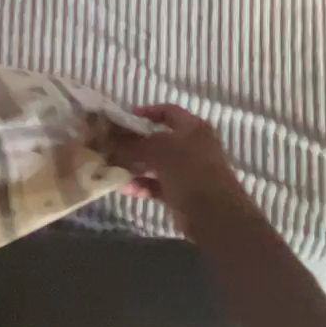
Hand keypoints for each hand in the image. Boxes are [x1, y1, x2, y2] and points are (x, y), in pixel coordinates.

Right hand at [113, 104, 263, 239]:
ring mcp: (187, 170)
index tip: (124, 119)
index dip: (146, 112)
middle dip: (134, 144)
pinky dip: (142, 185)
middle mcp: (191, 146)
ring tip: (114, 169)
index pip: (168, 111)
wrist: (213, 214)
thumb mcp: (158, 151)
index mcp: (193, 128)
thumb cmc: (189, 171)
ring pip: (155, 164)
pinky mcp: (181, 192)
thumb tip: (112, 144)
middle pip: (158, 140)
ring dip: (135, 166)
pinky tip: (125, 188)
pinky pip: (157, 184)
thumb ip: (133, 145)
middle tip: (112, 147)